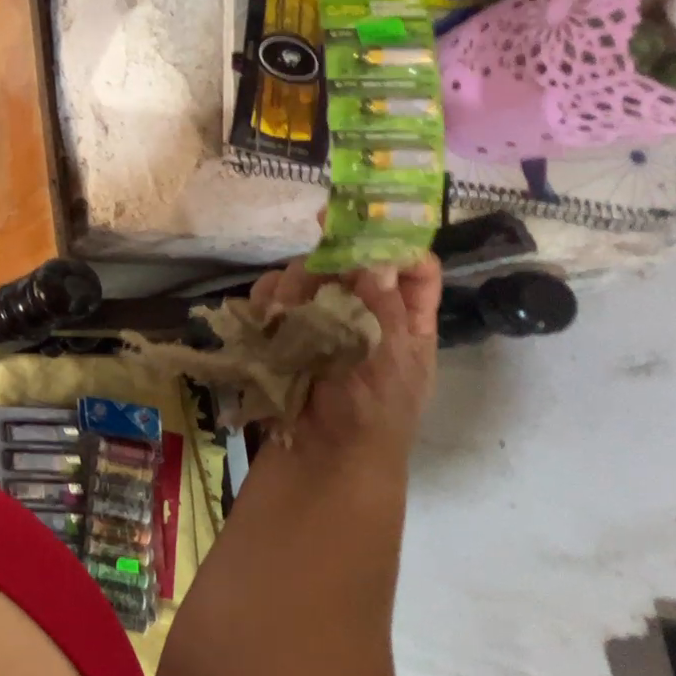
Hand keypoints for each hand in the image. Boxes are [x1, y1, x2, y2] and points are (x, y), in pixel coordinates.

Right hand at [249, 255, 443, 469]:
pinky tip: (266, 321)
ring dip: (291, 288)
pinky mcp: (280, 331)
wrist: (321, 453)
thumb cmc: (371, 413)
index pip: (410, 269)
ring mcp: (317, 321)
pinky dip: (265, 303)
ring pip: (302, 277)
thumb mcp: (392, 361)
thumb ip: (383, 309)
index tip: (362, 222)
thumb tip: (377, 260)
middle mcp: (360, 313)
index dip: (392, 242)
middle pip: (346, 264)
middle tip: (310, 279)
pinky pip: (269, 300)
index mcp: (405, 321)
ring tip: (283, 314)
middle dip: (325, 266)